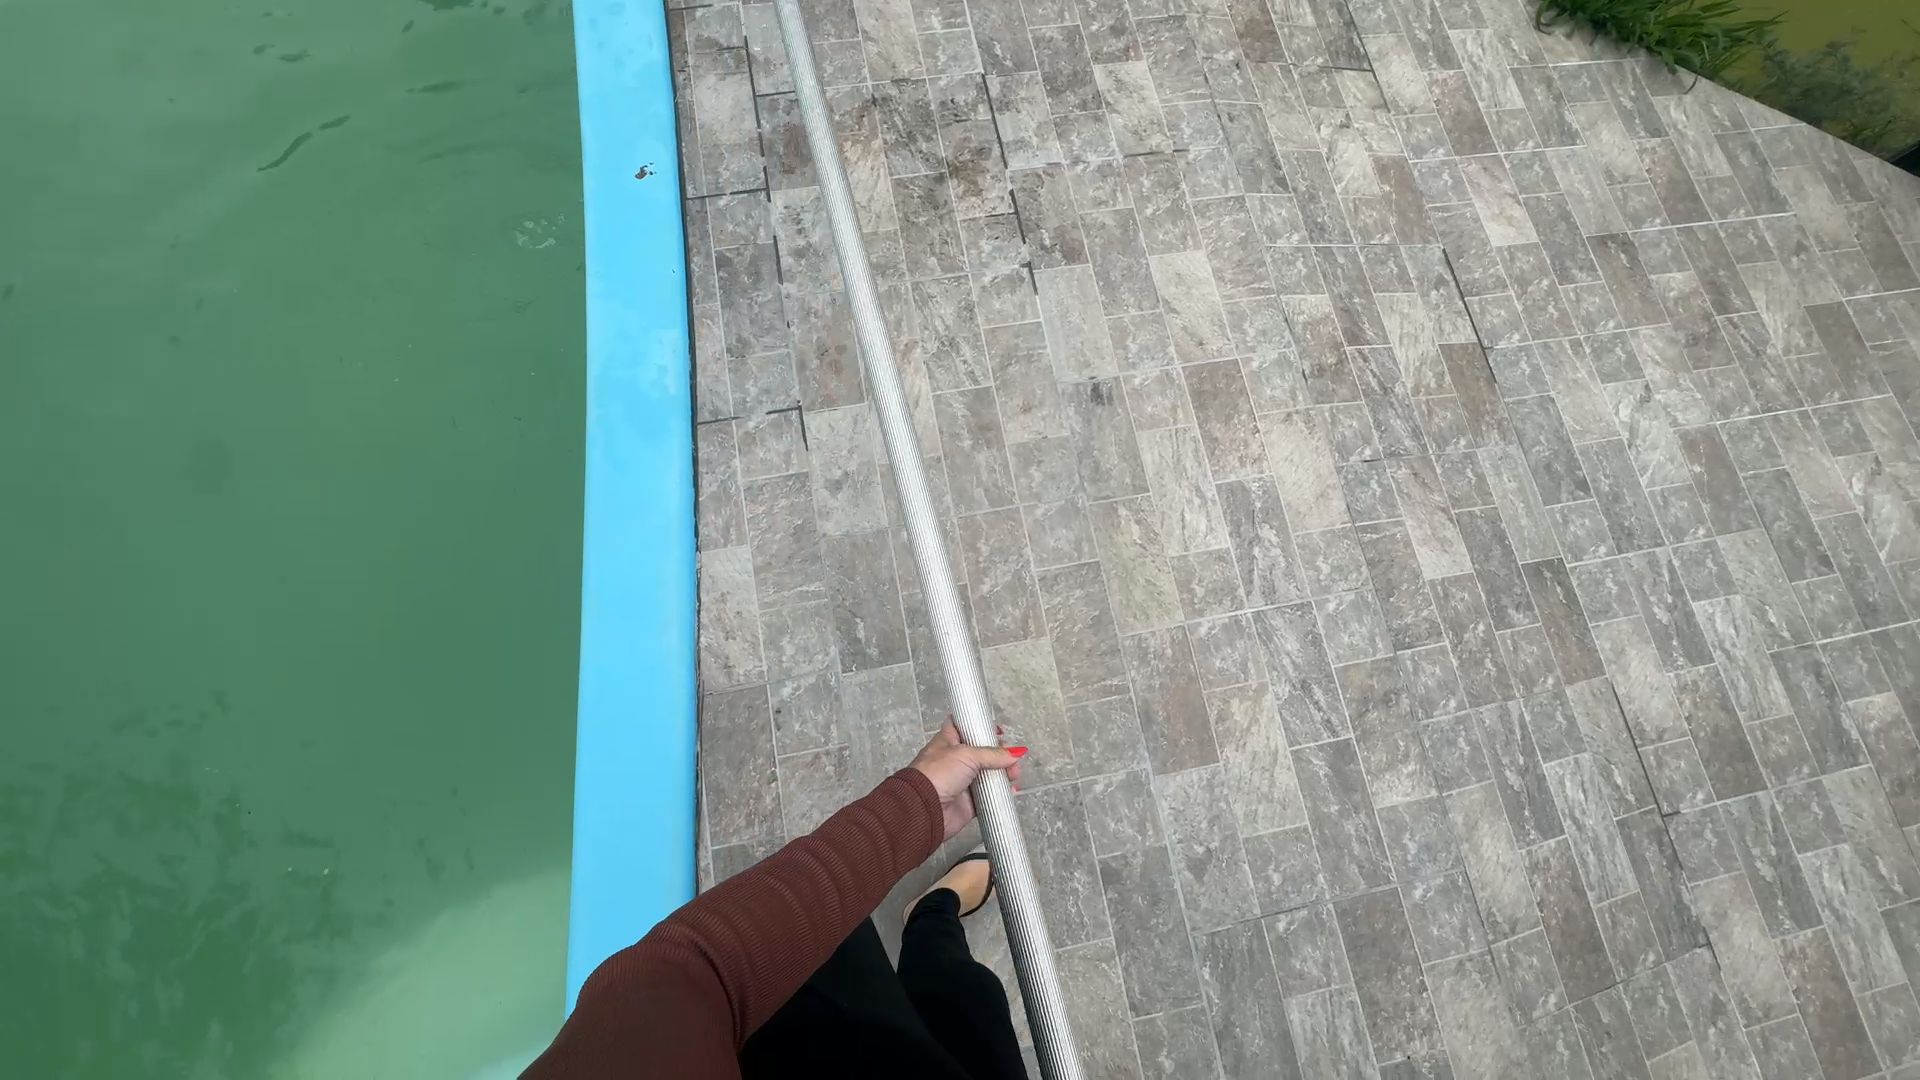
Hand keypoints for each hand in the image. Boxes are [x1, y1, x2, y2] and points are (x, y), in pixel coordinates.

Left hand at [909, 719, 1025, 839]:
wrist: (925, 809)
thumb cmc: (940, 773)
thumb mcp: (966, 755)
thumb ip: (992, 754)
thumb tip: (1016, 753)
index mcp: (949, 741)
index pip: (963, 726)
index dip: (979, 725)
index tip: (996, 729)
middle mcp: (956, 759)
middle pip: (982, 751)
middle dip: (999, 752)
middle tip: (1011, 756)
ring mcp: (963, 781)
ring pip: (988, 773)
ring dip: (1004, 772)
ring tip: (1015, 774)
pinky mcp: (970, 802)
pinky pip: (990, 795)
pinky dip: (1001, 793)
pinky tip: (1012, 790)